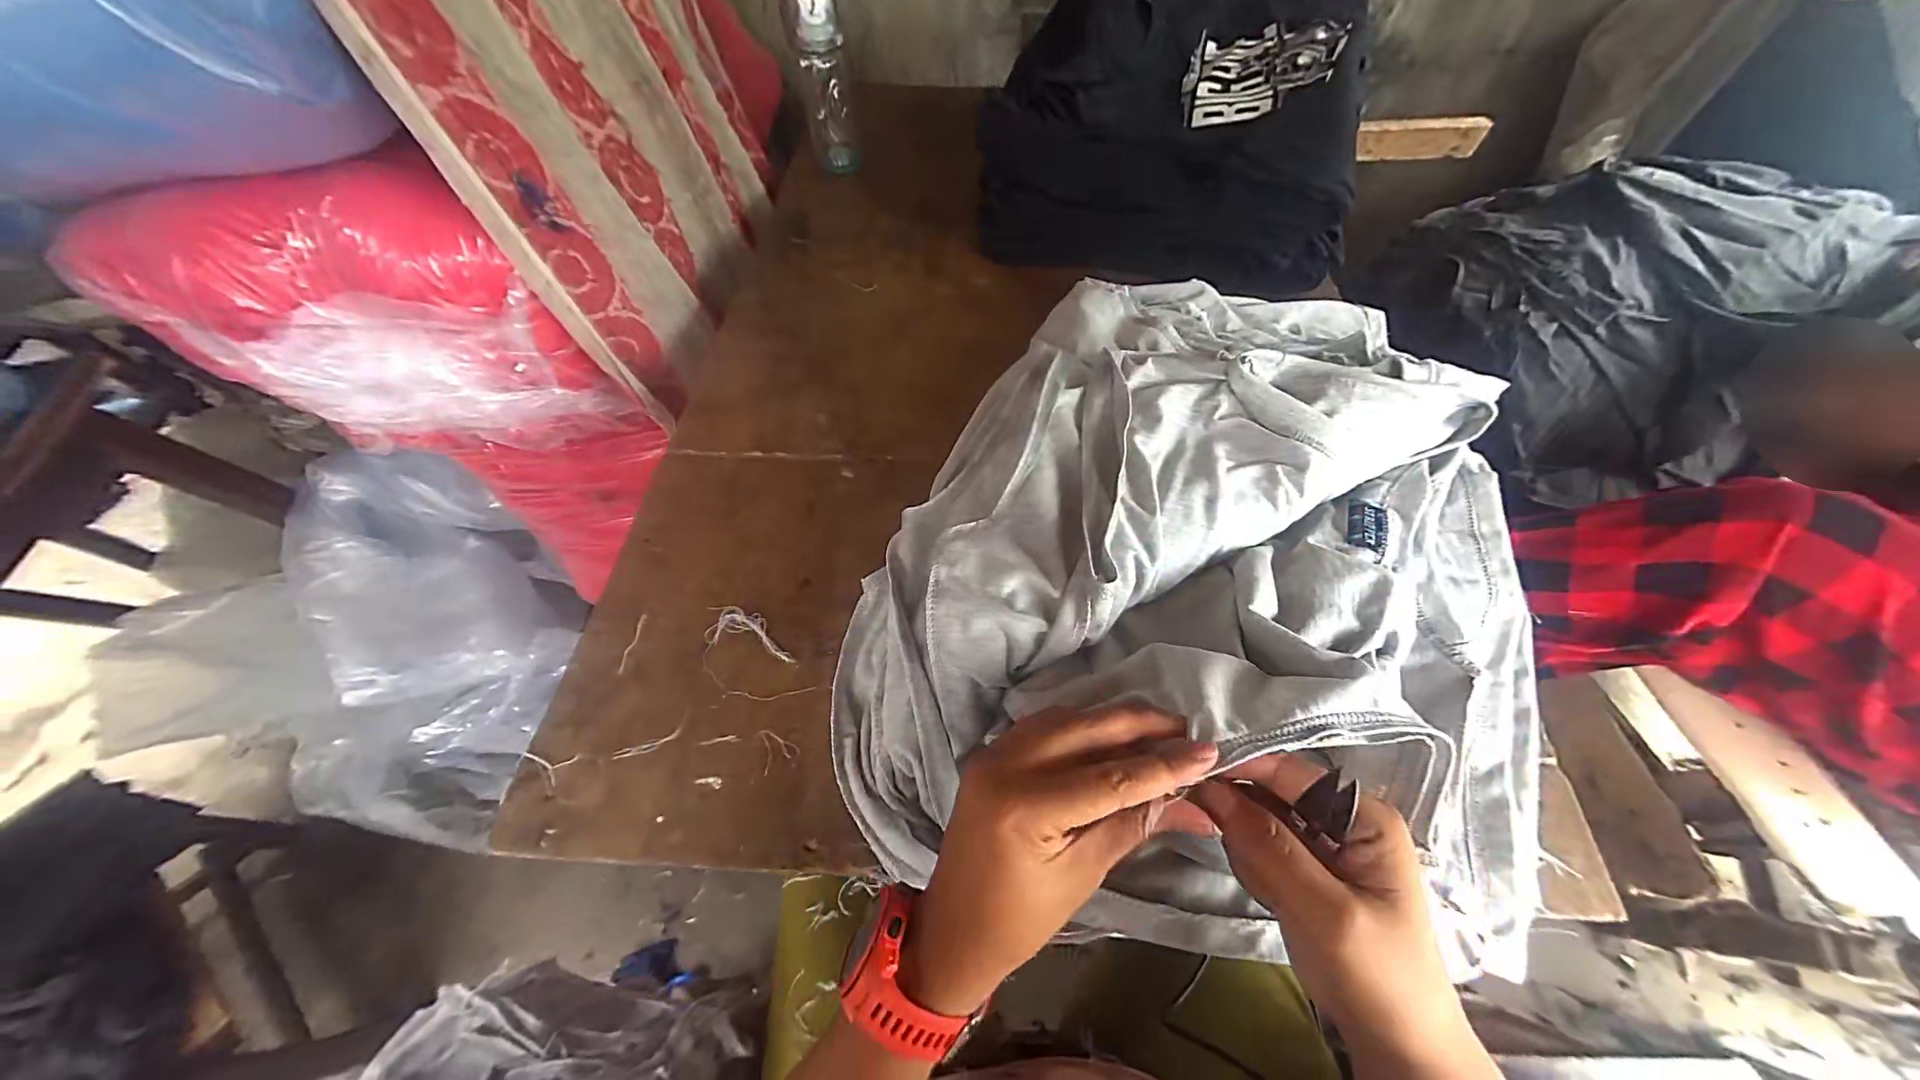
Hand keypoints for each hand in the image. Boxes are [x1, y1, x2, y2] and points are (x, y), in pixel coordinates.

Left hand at [899, 706, 1217, 1015]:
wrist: (953, 927)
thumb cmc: (1019, 919)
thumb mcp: (1082, 874)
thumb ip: (1131, 824)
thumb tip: (1189, 799)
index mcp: (1027, 806)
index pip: (1110, 776)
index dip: (1163, 763)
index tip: (1208, 751)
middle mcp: (1005, 765)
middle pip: (1086, 729)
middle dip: (1140, 724)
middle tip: (1186, 727)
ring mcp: (992, 753)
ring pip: (1063, 718)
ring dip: (1110, 720)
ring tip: (1156, 729)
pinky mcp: (989, 754)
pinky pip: (1041, 726)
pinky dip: (1079, 726)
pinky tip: (1108, 735)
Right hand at [1189, 755, 1496, 1079]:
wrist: (1399, 1046)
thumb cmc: (1377, 977)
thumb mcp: (1324, 912)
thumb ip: (1269, 847)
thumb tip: (1213, 789)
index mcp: (1364, 815)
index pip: (1288, 770)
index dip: (1240, 767)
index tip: (1190, 777)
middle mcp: (1343, 818)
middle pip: (1268, 791)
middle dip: (1243, 820)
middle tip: (1247, 864)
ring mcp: (1323, 843)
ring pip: (1256, 818)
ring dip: (1248, 850)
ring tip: (1272, 893)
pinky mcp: (1305, 866)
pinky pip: (1259, 846)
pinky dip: (1253, 867)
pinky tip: (1272, 897)